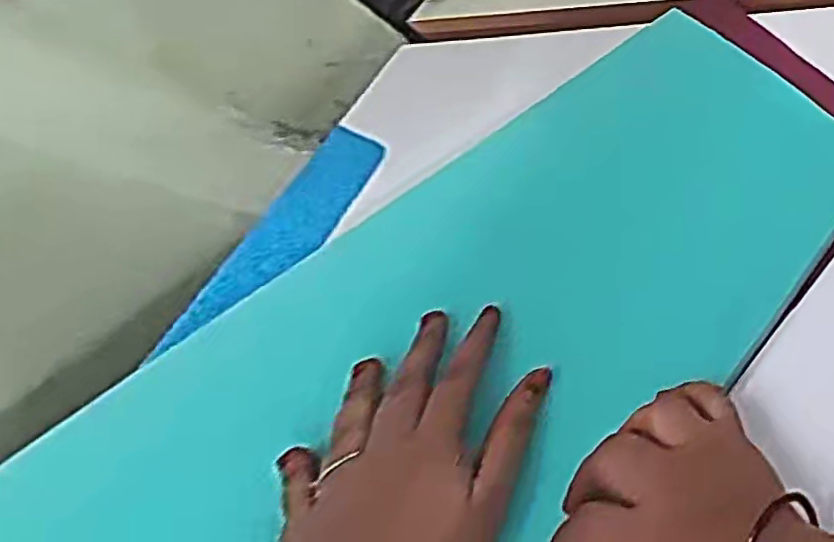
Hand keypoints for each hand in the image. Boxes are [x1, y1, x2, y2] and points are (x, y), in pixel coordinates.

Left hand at [277, 308, 551, 541]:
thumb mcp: (489, 497)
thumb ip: (513, 434)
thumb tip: (537, 378)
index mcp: (433, 443)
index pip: (460, 378)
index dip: (476, 342)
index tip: (487, 314)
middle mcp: (385, 451)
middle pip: (407, 389)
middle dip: (424, 349)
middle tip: (432, 319)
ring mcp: (340, 483)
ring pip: (354, 422)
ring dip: (364, 390)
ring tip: (369, 364)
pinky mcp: (304, 519)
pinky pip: (301, 482)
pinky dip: (300, 462)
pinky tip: (296, 450)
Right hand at [552, 383, 830, 541]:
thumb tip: (593, 535)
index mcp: (644, 533)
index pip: (581, 525)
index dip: (567, 534)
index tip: (570, 535)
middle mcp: (668, 481)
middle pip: (610, 455)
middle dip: (591, 476)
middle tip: (589, 494)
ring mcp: (703, 447)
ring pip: (655, 412)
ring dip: (635, 427)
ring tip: (627, 446)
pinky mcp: (733, 431)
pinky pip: (706, 394)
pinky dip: (687, 395)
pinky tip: (673, 407)